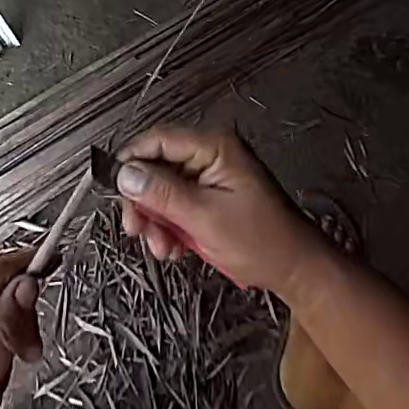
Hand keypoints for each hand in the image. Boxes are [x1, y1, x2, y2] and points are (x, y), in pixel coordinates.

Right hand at [114, 125, 326, 293]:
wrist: (295, 268)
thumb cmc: (261, 239)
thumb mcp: (205, 217)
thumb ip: (163, 194)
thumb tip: (125, 174)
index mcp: (213, 147)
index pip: (160, 139)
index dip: (132, 159)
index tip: (114, 186)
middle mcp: (209, 155)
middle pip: (158, 165)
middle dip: (143, 199)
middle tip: (135, 228)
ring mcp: (209, 177)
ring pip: (163, 188)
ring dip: (155, 218)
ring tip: (160, 246)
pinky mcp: (209, 197)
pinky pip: (176, 204)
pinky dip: (168, 226)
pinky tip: (173, 247)